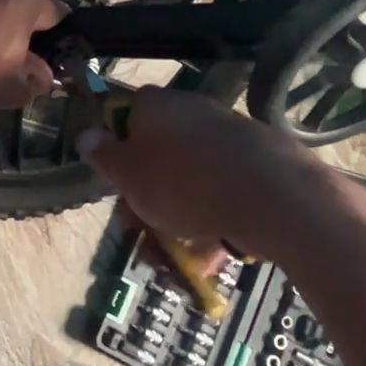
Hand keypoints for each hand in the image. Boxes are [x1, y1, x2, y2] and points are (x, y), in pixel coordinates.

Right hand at [77, 86, 365, 261]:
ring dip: (176, 218)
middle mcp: (194, 112)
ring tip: (175, 259)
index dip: (116, 150)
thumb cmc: (186, 184)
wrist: (278, 201)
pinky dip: (214, 220)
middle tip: (140, 231)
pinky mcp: (265, 164)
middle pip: (158, 154)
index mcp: (157, 106)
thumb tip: (86, 134)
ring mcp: (233, 137)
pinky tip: (213, 254)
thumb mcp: (129, 176)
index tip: (116, 185)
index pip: (124, 115)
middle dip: (145, 197)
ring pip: (190, 179)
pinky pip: (225, 192)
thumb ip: (103, 156)